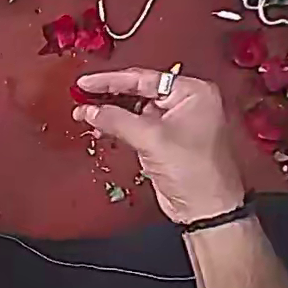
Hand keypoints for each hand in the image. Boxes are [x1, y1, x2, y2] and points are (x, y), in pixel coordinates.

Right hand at [74, 70, 243, 223]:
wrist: (206, 209)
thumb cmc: (194, 171)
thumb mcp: (151, 139)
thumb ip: (116, 120)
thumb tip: (89, 110)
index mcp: (192, 92)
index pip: (144, 78)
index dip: (111, 80)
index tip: (86, 82)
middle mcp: (186, 102)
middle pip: (139, 90)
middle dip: (109, 95)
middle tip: (81, 95)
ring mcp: (176, 121)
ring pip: (136, 108)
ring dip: (110, 112)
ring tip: (84, 112)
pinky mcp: (166, 139)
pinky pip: (137, 125)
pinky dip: (118, 125)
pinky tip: (99, 126)